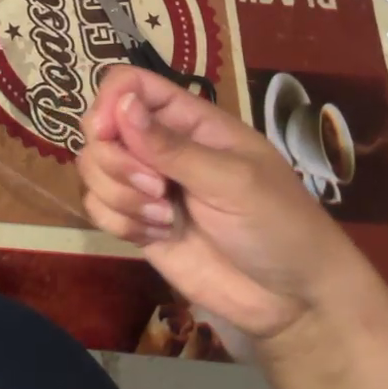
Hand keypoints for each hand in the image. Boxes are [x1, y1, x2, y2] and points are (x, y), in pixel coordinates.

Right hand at [77, 67, 363, 343]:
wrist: (295, 303)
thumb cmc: (279, 227)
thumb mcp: (233, 181)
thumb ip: (172, 146)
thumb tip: (121, 104)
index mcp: (187, 121)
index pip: (129, 84)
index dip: (110, 101)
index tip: (105, 133)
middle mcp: (157, 145)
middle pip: (99, 128)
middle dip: (115, 161)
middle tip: (157, 188)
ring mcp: (144, 184)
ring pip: (92, 167)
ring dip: (119, 195)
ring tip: (164, 218)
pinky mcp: (134, 220)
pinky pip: (95, 206)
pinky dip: (119, 222)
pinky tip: (158, 235)